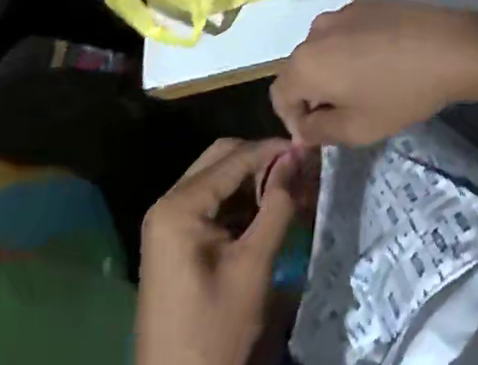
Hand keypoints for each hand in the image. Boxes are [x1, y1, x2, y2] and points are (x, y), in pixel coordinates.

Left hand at [136, 138, 300, 364]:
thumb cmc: (216, 329)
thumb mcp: (254, 265)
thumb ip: (277, 205)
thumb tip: (298, 157)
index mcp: (180, 205)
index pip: (235, 157)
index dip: (274, 149)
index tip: (311, 148)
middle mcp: (168, 203)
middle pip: (221, 159)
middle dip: (261, 161)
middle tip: (299, 173)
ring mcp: (167, 222)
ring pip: (217, 179)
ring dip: (252, 181)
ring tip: (290, 191)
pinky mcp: (173, 240)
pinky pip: (210, 203)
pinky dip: (239, 202)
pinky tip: (266, 213)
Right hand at [270, 0, 477, 145]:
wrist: (452, 46)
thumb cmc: (402, 93)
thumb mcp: (358, 128)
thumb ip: (319, 131)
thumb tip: (303, 126)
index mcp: (306, 62)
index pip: (279, 95)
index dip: (293, 120)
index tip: (319, 134)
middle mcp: (316, 29)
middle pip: (301, 68)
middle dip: (315, 94)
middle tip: (346, 114)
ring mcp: (343, 10)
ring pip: (325, 47)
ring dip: (335, 69)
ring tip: (368, 86)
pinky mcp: (369, 1)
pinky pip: (348, 30)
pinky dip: (354, 48)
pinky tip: (385, 60)